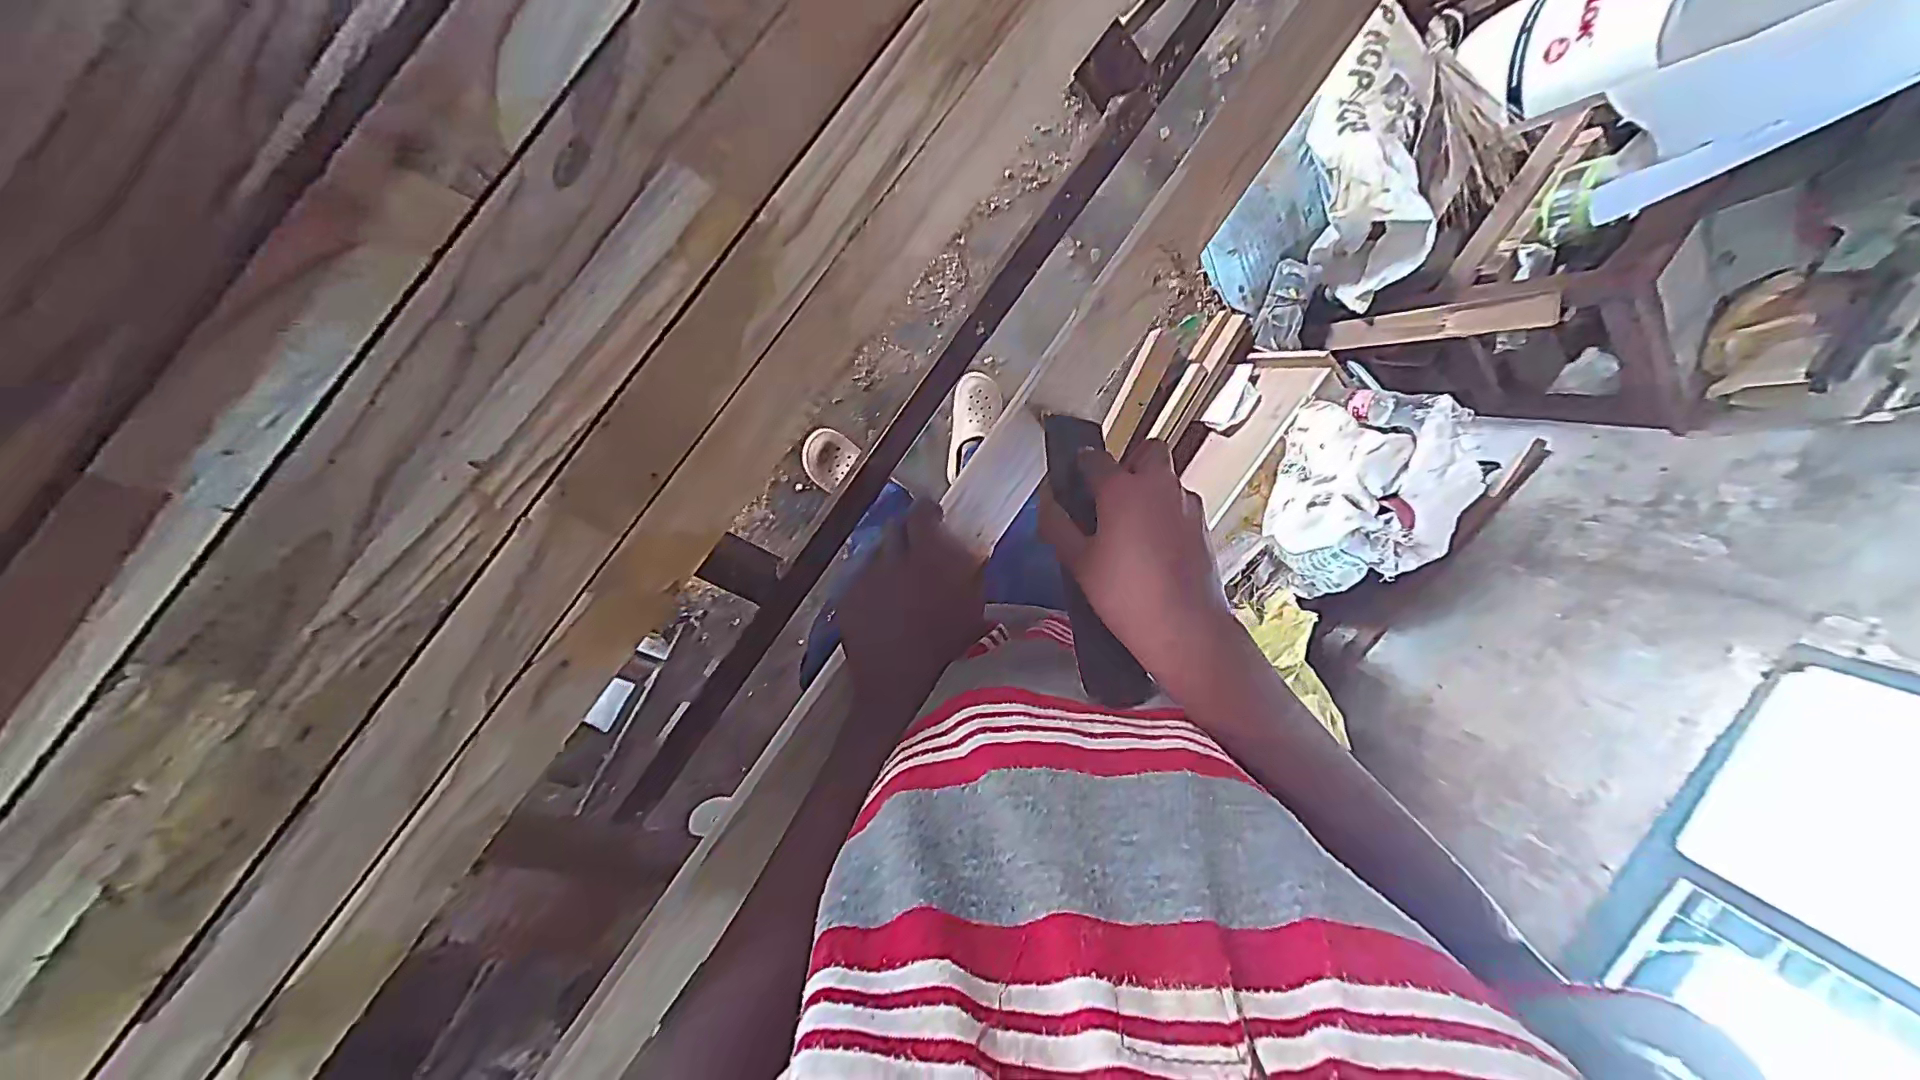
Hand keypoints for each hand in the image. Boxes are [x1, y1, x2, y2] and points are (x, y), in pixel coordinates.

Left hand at [839, 500, 987, 705]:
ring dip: (889, 561)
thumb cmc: (950, 647)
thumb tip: (968, 549)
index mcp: (928, 553)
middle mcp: (892, 558)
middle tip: (918, 550)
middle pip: (895, 527)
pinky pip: (860, 581)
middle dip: (906, 533)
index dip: (927, 511)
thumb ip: (970, 569)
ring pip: (876, 554)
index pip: (922, 511)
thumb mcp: (973, 603)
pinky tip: (882, 608)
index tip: (934, 518)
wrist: (903, 684)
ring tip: (900, 584)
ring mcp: (865, 578)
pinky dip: (872, 587)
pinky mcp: (846, 598)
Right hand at [1038, 439, 1239, 695]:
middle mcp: (1159, 486)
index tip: (1071, 480)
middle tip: (1108, 493)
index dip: (1078, 465)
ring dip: (1148, 489)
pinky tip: (1151, 546)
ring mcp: (1186, 504)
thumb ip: (1058, 526)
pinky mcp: (1202, 526)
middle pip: (1146, 450)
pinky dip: (1165, 513)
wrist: (1185, 628)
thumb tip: (1048, 506)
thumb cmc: (1127, 596)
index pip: (1094, 458)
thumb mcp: (1078, 563)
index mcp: (1122, 489)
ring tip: (1128, 526)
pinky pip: (1179, 505)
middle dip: (1128, 462)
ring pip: (1166, 478)